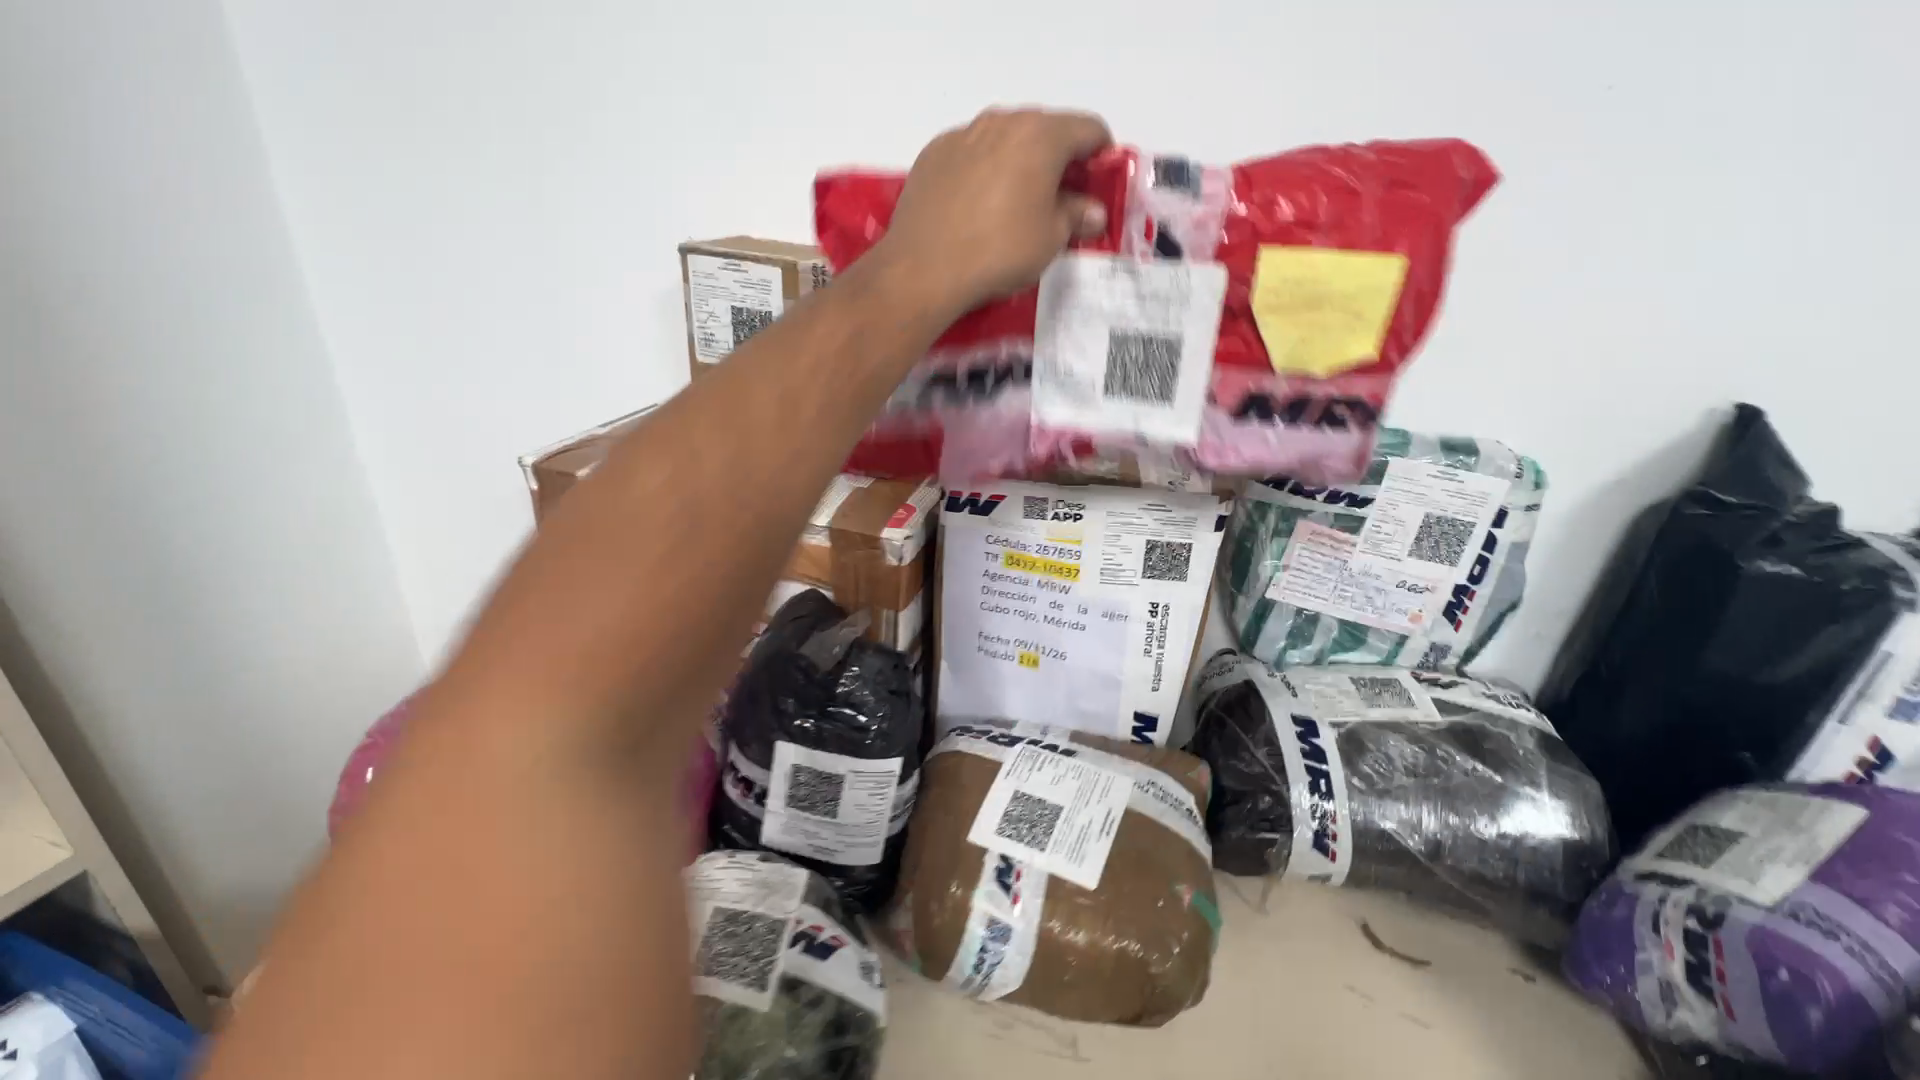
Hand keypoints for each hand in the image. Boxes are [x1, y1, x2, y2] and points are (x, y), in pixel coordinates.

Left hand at [876, 108, 1112, 316]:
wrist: (923, 268)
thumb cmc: (999, 251)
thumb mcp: (1050, 239)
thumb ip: (1076, 215)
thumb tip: (1092, 210)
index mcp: (1041, 135)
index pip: (1089, 129)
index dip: (1102, 157)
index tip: (1098, 186)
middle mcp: (1002, 121)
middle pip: (1045, 130)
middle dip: (1059, 159)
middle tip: (1060, 199)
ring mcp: (963, 134)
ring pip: (1005, 139)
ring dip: (1019, 162)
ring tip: (1016, 204)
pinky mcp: (933, 153)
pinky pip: (971, 153)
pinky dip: (984, 171)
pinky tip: (978, 206)